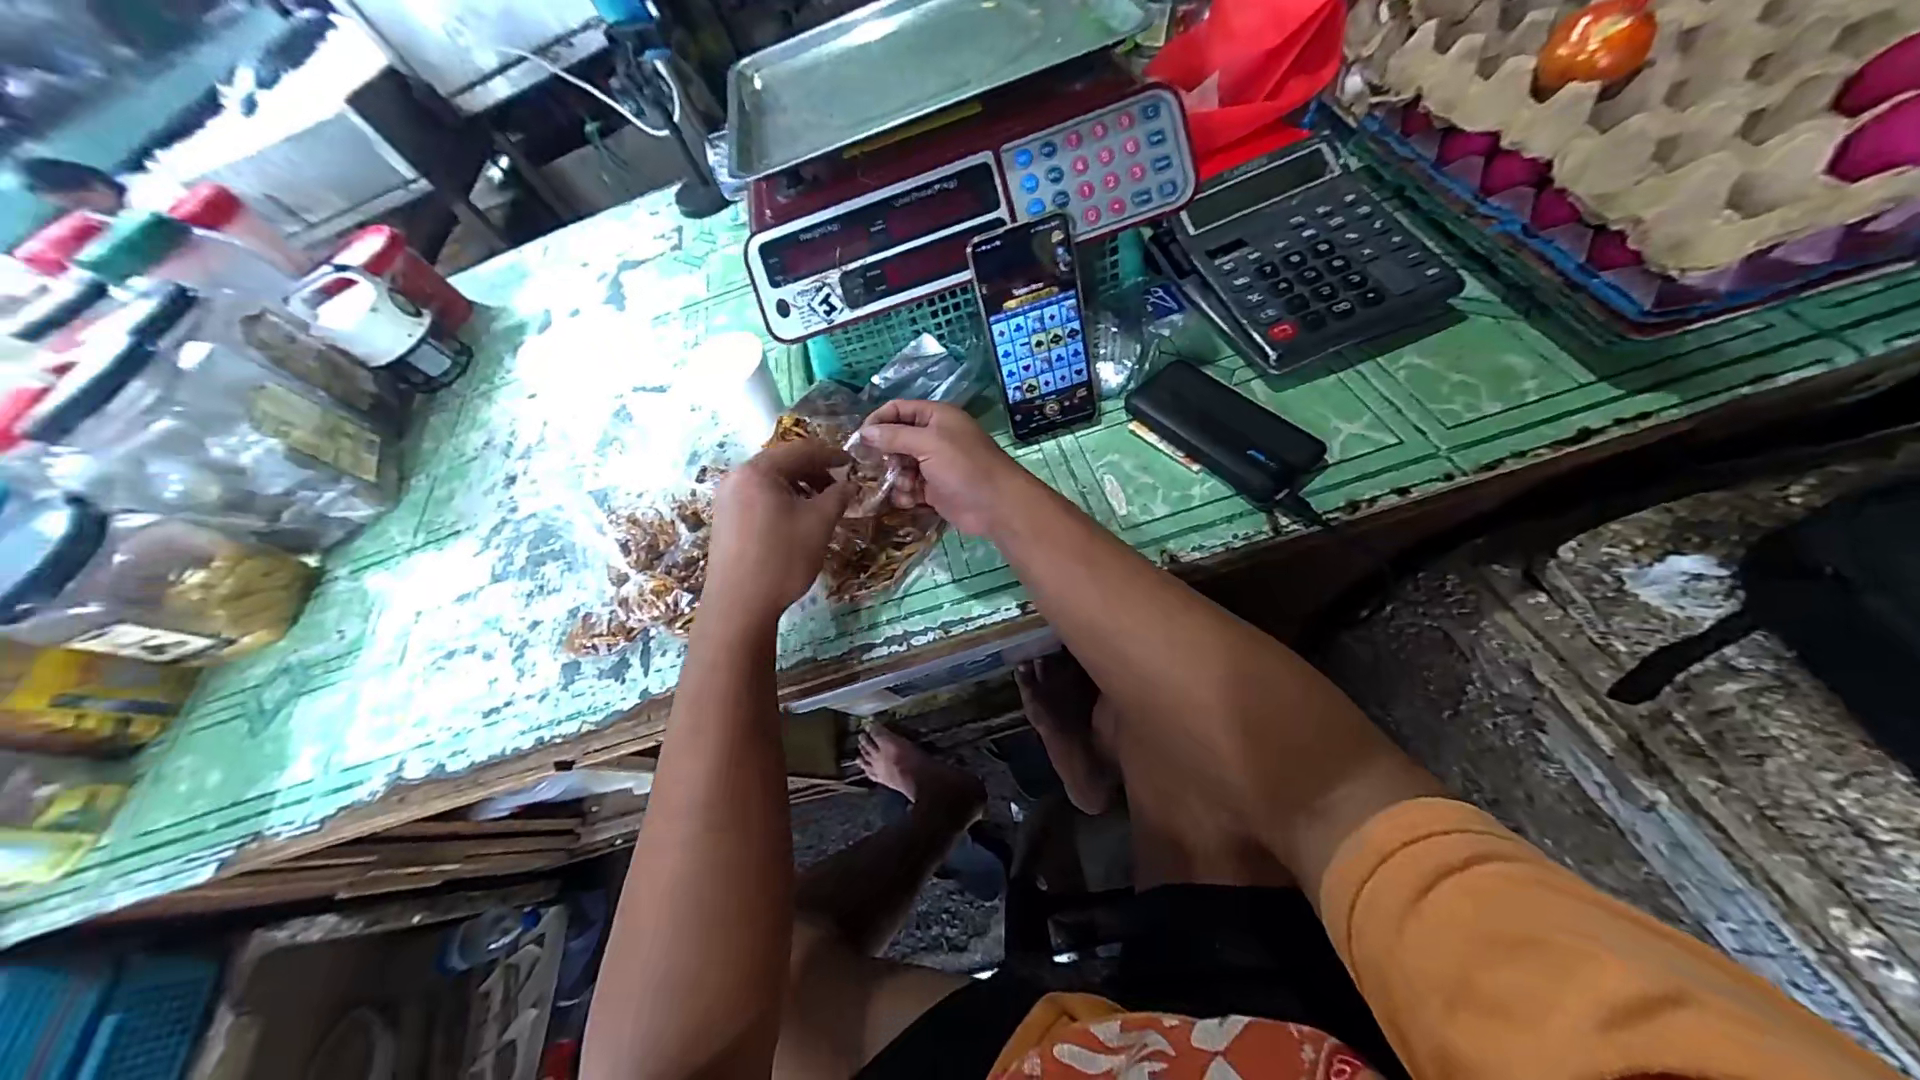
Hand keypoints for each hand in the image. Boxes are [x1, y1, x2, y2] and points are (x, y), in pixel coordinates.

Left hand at [701, 439, 853, 625]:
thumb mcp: (819, 523)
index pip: (800, 450)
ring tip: (822, 504)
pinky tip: (797, 517)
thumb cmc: (782, 558)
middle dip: (814, 471)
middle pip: (782, 462)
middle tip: (839, 486)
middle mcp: (737, 477)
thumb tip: (850, 485)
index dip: (830, 454)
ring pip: (770, 480)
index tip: (852, 463)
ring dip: (799, 485)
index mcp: (758, 471)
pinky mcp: (725, 518)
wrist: (739, 605)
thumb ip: (838, 496)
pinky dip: (782, 499)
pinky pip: (758, 496)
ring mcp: (726, 498)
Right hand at [854, 401, 1033, 535]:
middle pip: (896, 439)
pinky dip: (905, 493)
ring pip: (900, 466)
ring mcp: (934, 464)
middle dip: (886, 454)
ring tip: (904, 485)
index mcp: (936, 417)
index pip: (898, 410)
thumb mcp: (928, 444)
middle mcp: (934, 437)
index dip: (878, 421)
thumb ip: (895, 436)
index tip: (860, 439)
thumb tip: (865, 433)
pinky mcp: (934, 489)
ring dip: (895, 477)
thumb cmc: (964, 467)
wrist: (995, 505)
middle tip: (876, 467)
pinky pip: (909, 487)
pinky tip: (910, 500)